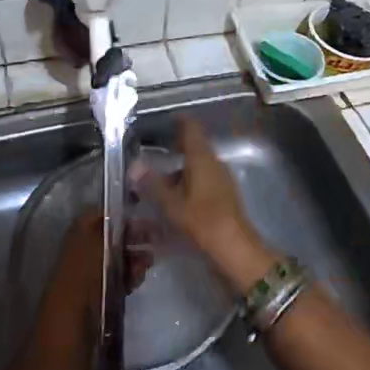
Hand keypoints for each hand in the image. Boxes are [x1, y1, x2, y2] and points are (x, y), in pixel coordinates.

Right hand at [132, 118, 273, 293]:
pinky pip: (202, 184)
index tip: (162, 121)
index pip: (192, 130)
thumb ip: (153, 184)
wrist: (235, 248)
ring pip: (197, 169)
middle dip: (173, 151)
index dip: (179, 122)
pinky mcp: (224, 197)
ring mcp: (221, 180)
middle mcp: (215, 164)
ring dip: (178, 173)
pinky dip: (186, 187)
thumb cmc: (202, 221)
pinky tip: (173, 202)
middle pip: (193, 150)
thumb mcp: (171, 204)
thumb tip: (134, 164)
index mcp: (203, 159)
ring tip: (155, 184)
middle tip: (150, 156)